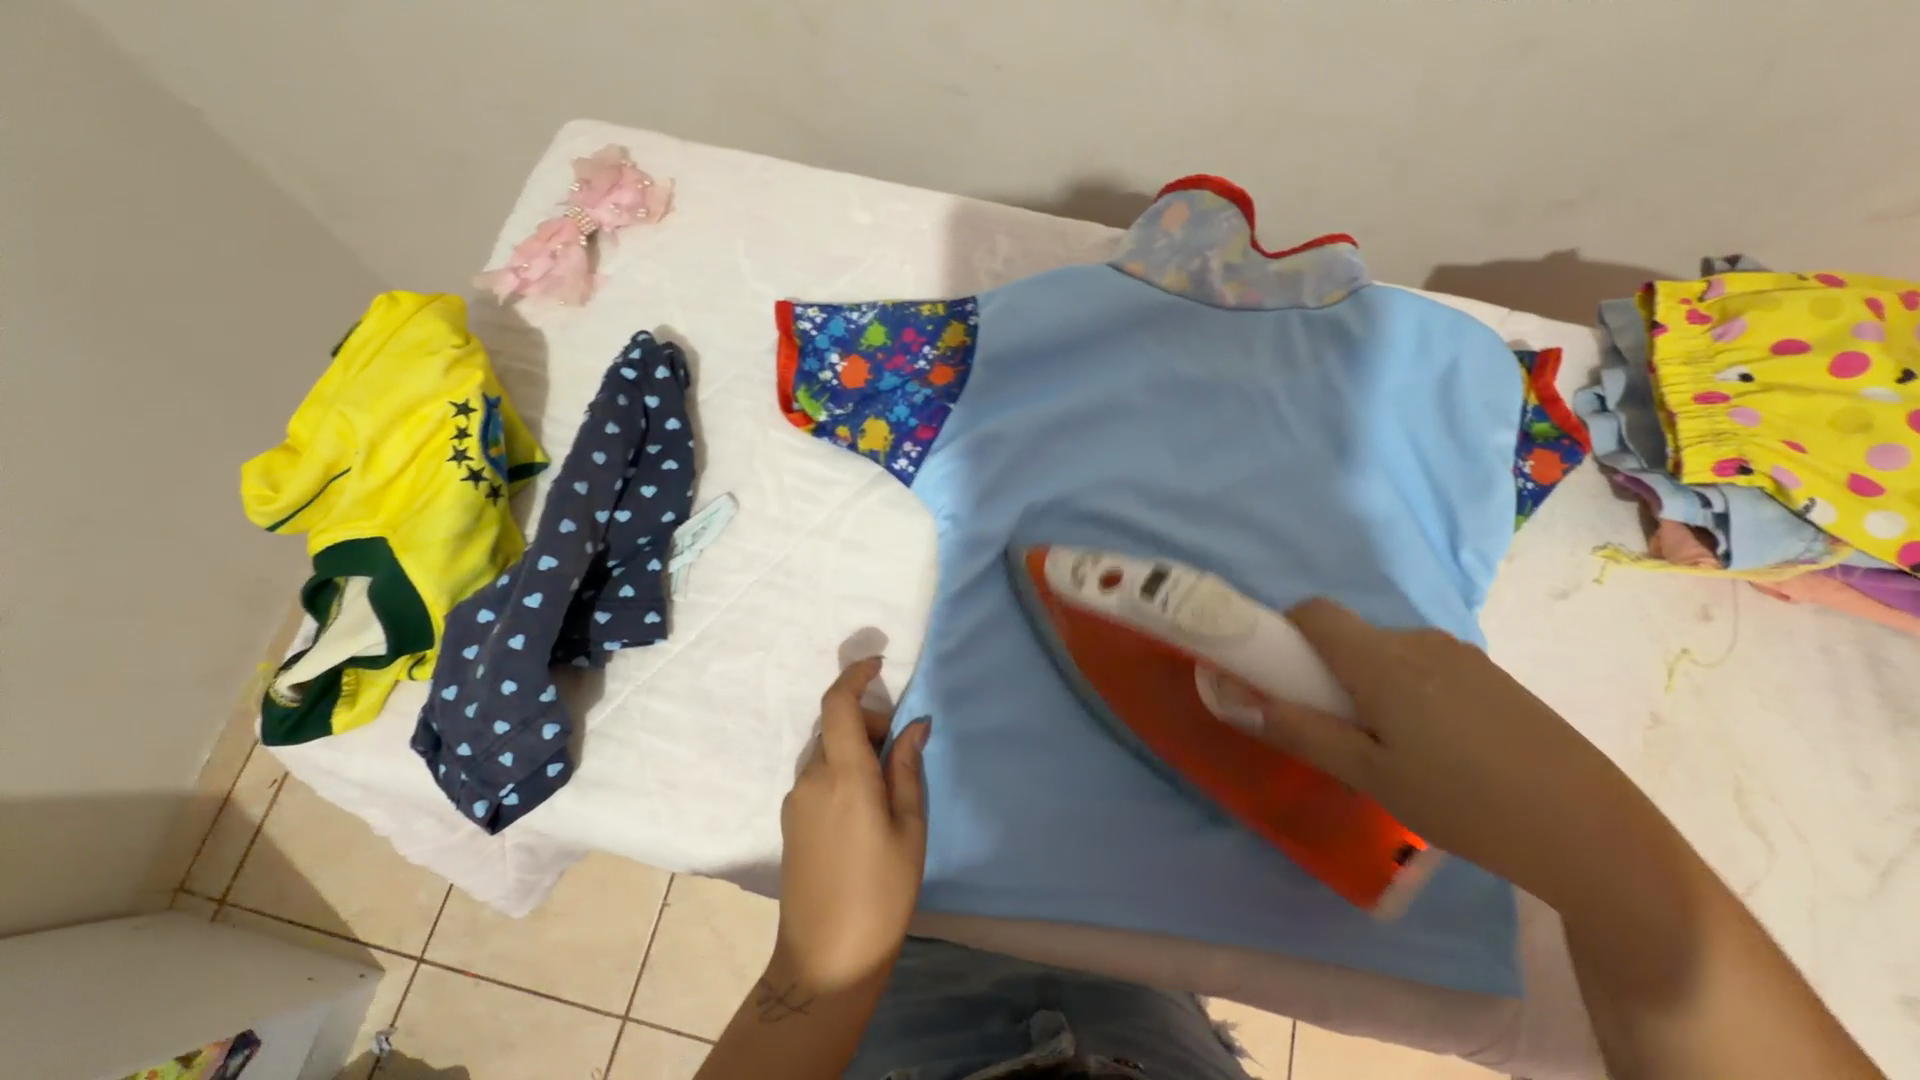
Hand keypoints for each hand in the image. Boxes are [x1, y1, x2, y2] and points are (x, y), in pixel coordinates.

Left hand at [776, 658, 931, 991]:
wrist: (827, 956)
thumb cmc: (882, 892)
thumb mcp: (909, 829)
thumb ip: (907, 769)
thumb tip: (914, 724)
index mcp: (844, 776)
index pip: (838, 705)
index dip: (855, 676)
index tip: (879, 664)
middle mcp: (811, 779)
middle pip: (835, 727)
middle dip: (869, 724)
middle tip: (902, 755)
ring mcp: (795, 800)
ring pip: (826, 753)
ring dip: (855, 750)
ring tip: (887, 790)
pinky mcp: (791, 820)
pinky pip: (818, 777)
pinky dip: (842, 771)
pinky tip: (864, 811)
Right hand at [1246, 599, 1663, 907]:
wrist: (1593, 833)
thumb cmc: (1464, 805)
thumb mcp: (1369, 777)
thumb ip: (1299, 731)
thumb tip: (1229, 697)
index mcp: (1384, 661)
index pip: (1314, 612)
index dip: (1283, 632)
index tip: (1277, 677)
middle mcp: (1421, 642)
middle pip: (1350, 635)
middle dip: (1325, 669)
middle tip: (1332, 731)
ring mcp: (1463, 657)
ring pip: (1388, 654)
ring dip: (1367, 684)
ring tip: (1387, 750)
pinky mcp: (1493, 677)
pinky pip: (1425, 668)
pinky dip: (1405, 692)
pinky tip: (1435, 751)